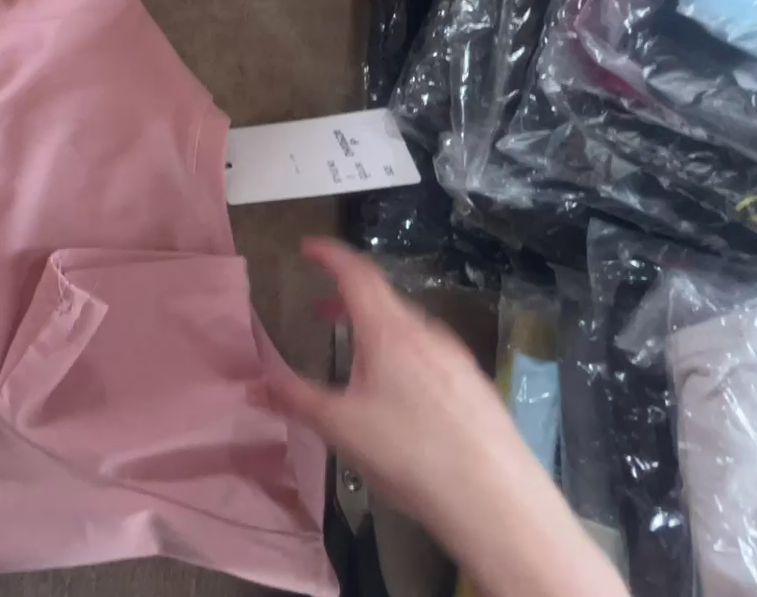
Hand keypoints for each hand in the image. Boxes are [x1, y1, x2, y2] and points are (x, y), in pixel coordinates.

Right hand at [268, 238, 627, 596]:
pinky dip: (401, 351)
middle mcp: (427, 336)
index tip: (307, 246)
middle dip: (347, 296)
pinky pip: (430, 353)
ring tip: (355, 351)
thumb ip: (291, 396)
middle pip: (384, 298)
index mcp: (389, 332)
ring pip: (409, 327)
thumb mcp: (337, 425)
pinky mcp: (478, 391)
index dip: (330, 254)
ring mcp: (459, 363)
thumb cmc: (411, 454)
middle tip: (320, 310)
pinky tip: (398, 393)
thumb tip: (253, 381)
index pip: (357, 273)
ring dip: (375, 326)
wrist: (503, 511)